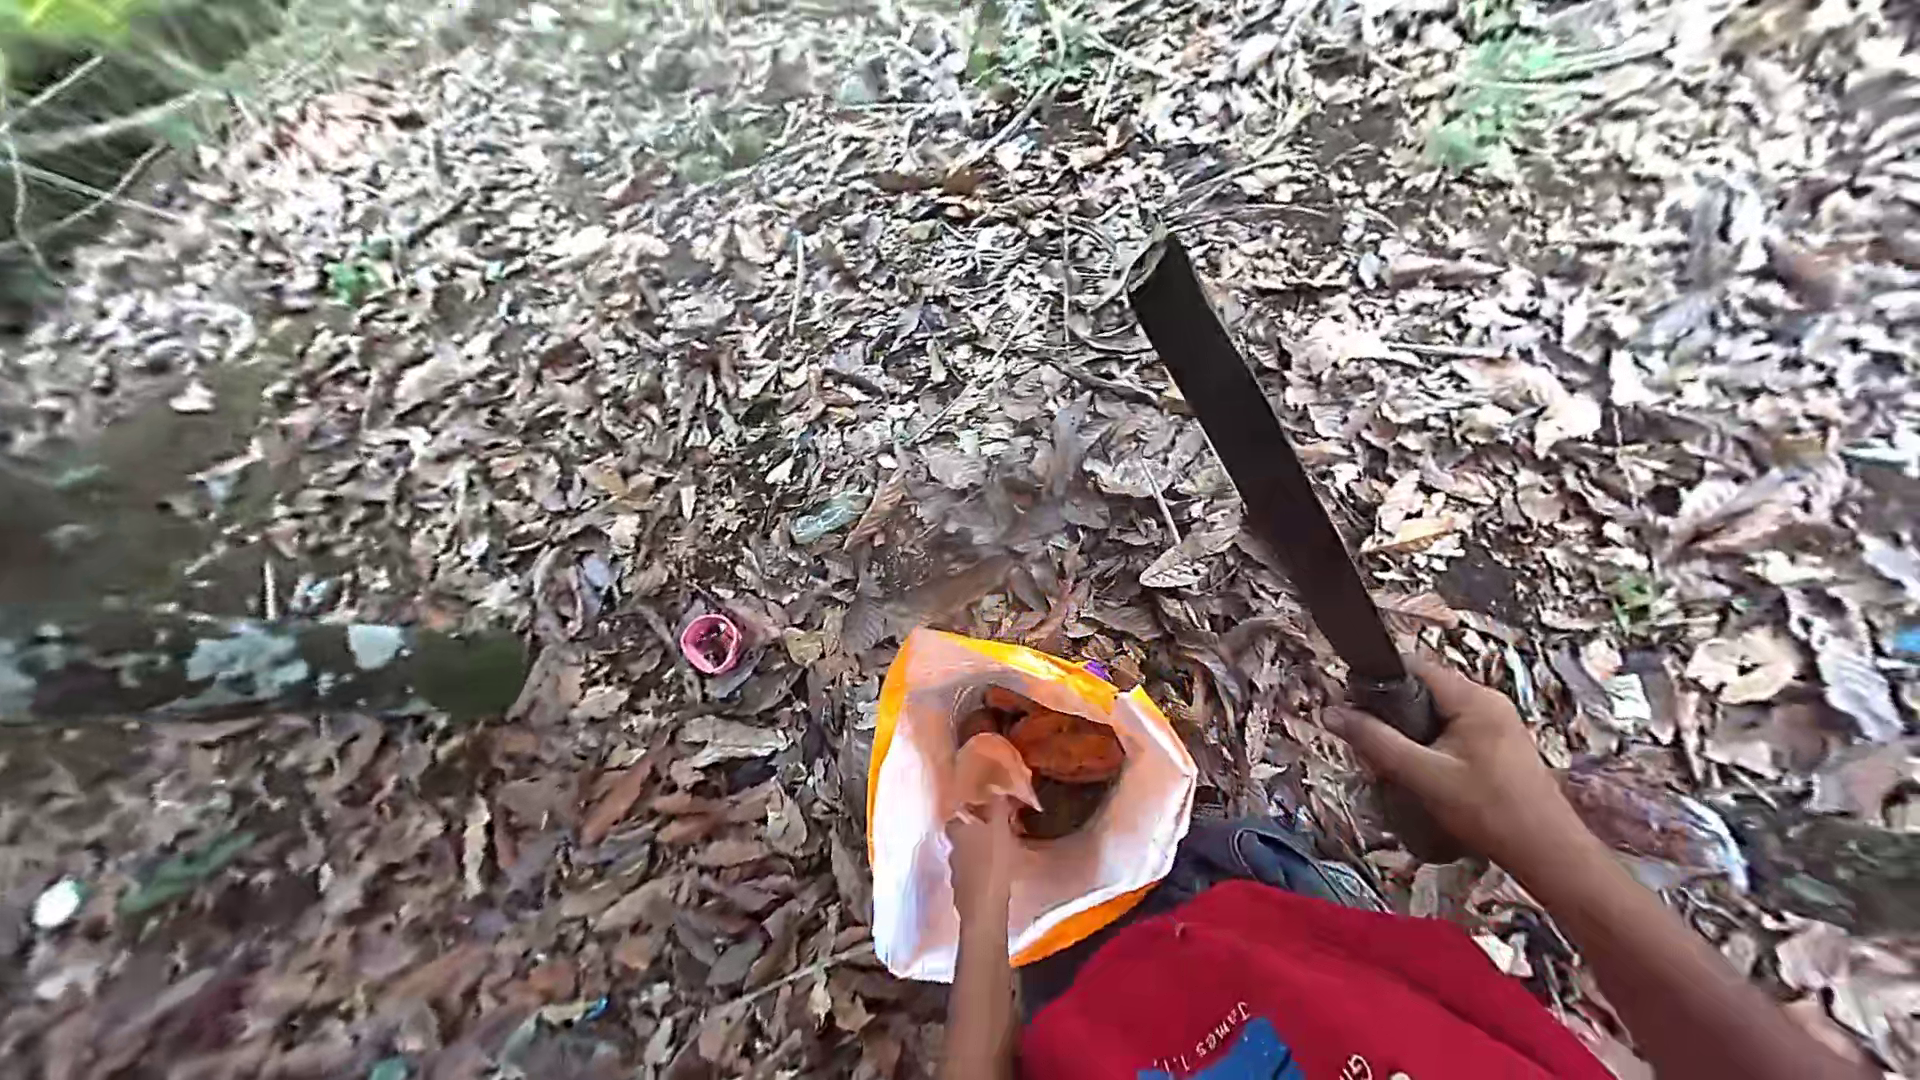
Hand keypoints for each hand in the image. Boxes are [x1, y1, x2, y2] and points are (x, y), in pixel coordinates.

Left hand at [946, 796, 1017, 926]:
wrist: (984, 911)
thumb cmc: (992, 863)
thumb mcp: (1000, 829)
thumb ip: (998, 806)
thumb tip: (996, 787)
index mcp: (957, 830)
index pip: (958, 814)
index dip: (971, 812)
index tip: (987, 811)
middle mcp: (951, 849)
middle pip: (962, 834)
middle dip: (978, 832)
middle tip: (998, 831)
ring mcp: (954, 871)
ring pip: (967, 854)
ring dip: (980, 852)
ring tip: (1001, 852)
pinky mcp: (962, 891)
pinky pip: (972, 873)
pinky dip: (982, 870)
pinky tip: (996, 873)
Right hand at [1325, 658, 1597, 877]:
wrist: (1551, 859)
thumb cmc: (1489, 811)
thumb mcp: (1420, 774)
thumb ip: (1372, 739)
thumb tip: (1329, 712)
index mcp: (1473, 698)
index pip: (1411, 667)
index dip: (1375, 682)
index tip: (1352, 709)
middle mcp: (1486, 701)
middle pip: (1418, 689)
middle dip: (1388, 713)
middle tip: (1370, 745)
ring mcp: (1495, 722)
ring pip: (1430, 711)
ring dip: (1405, 732)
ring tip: (1390, 761)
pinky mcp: (1496, 744)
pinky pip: (1446, 728)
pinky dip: (1425, 743)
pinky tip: (1417, 771)